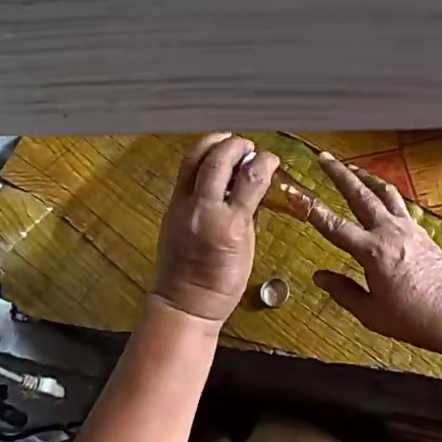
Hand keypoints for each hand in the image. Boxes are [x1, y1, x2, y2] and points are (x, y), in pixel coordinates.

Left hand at [151, 133, 279, 323]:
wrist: (184, 301)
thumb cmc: (221, 283)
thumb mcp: (248, 248)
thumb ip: (251, 213)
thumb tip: (256, 184)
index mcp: (230, 225)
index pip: (251, 179)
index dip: (264, 162)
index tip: (271, 158)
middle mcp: (203, 210)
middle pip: (217, 162)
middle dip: (235, 146)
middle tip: (247, 144)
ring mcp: (181, 206)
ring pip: (193, 161)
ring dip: (212, 145)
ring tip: (227, 140)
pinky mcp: (170, 206)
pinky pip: (183, 174)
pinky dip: (198, 160)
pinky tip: (209, 158)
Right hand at [305, 153, 441, 350]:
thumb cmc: (414, 319)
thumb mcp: (370, 312)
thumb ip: (342, 291)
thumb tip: (320, 276)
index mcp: (373, 253)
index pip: (332, 225)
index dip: (309, 207)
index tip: (293, 191)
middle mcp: (389, 233)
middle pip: (359, 194)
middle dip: (338, 173)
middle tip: (323, 157)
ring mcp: (407, 228)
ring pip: (382, 192)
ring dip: (363, 176)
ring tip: (350, 167)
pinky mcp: (419, 230)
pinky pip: (398, 202)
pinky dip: (383, 191)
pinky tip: (377, 191)